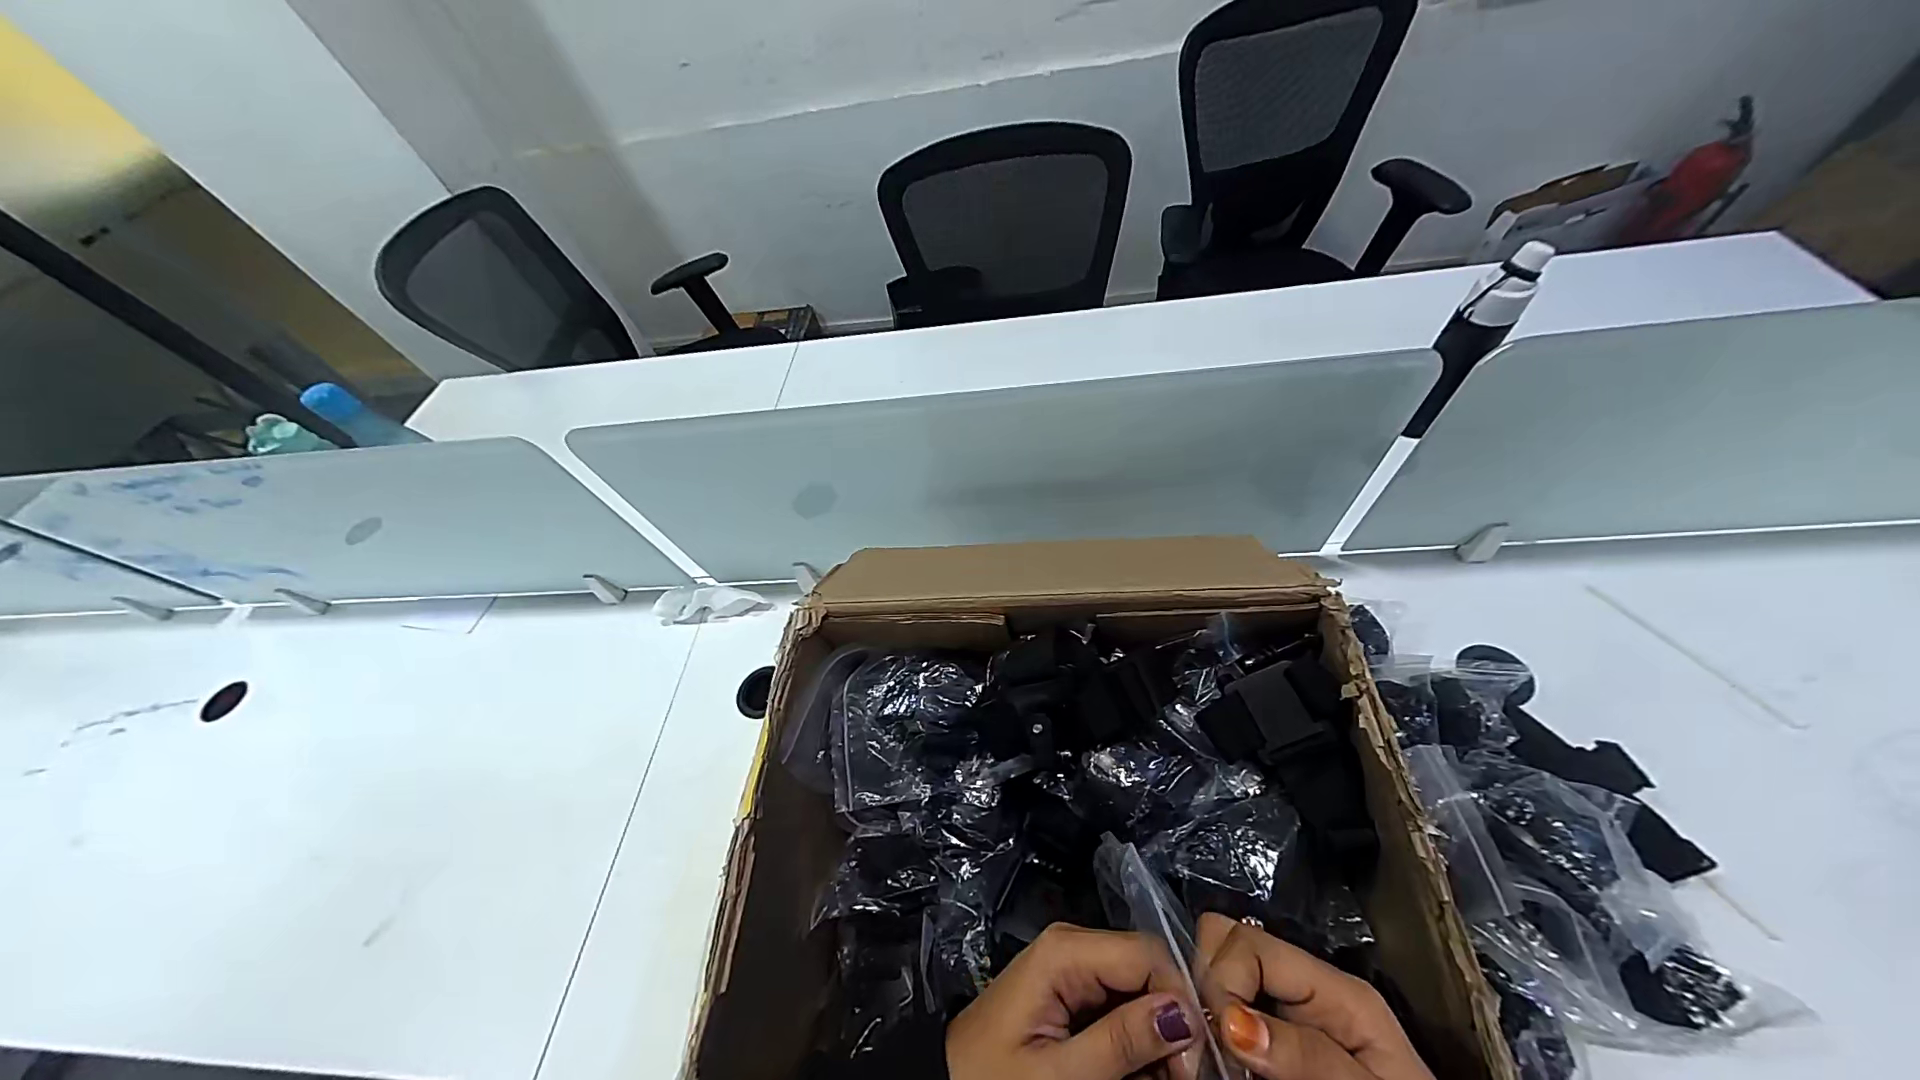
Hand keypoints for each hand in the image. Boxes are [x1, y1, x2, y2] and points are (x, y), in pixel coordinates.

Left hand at [947, 923, 1199, 1079]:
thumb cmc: (994, 1078)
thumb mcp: (1059, 1074)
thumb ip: (1121, 1042)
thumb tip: (1185, 1015)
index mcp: (1067, 951)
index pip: (1148, 954)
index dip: (1179, 1004)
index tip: (1190, 1066)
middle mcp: (1075, 945)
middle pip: (1148, 970)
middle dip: (1172, 1024)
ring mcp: (1075, 966)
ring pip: (1142, 990)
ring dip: (1159, 1038)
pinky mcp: (1075, 988)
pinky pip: (1123, 1004)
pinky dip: (1139, 1040)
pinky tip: (1137, 1072)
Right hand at [1196, 913, 1433, 1079]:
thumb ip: (1306, 1058)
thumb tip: (1231, 1021)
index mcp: (1336, 989)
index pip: (1249, 942)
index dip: (1222, 982)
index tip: (1220, 1042)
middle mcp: (1305, 984)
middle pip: (1227, 937)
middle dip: (1206, 982)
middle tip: (1209, 1043)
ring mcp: (1286, 1006)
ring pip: (1217, 963)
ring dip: (1204, 1000)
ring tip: (1213, 1053)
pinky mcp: (1271, 1030)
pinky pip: (1223, 1000)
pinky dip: (1210, 1019)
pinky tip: (1220, 1055)